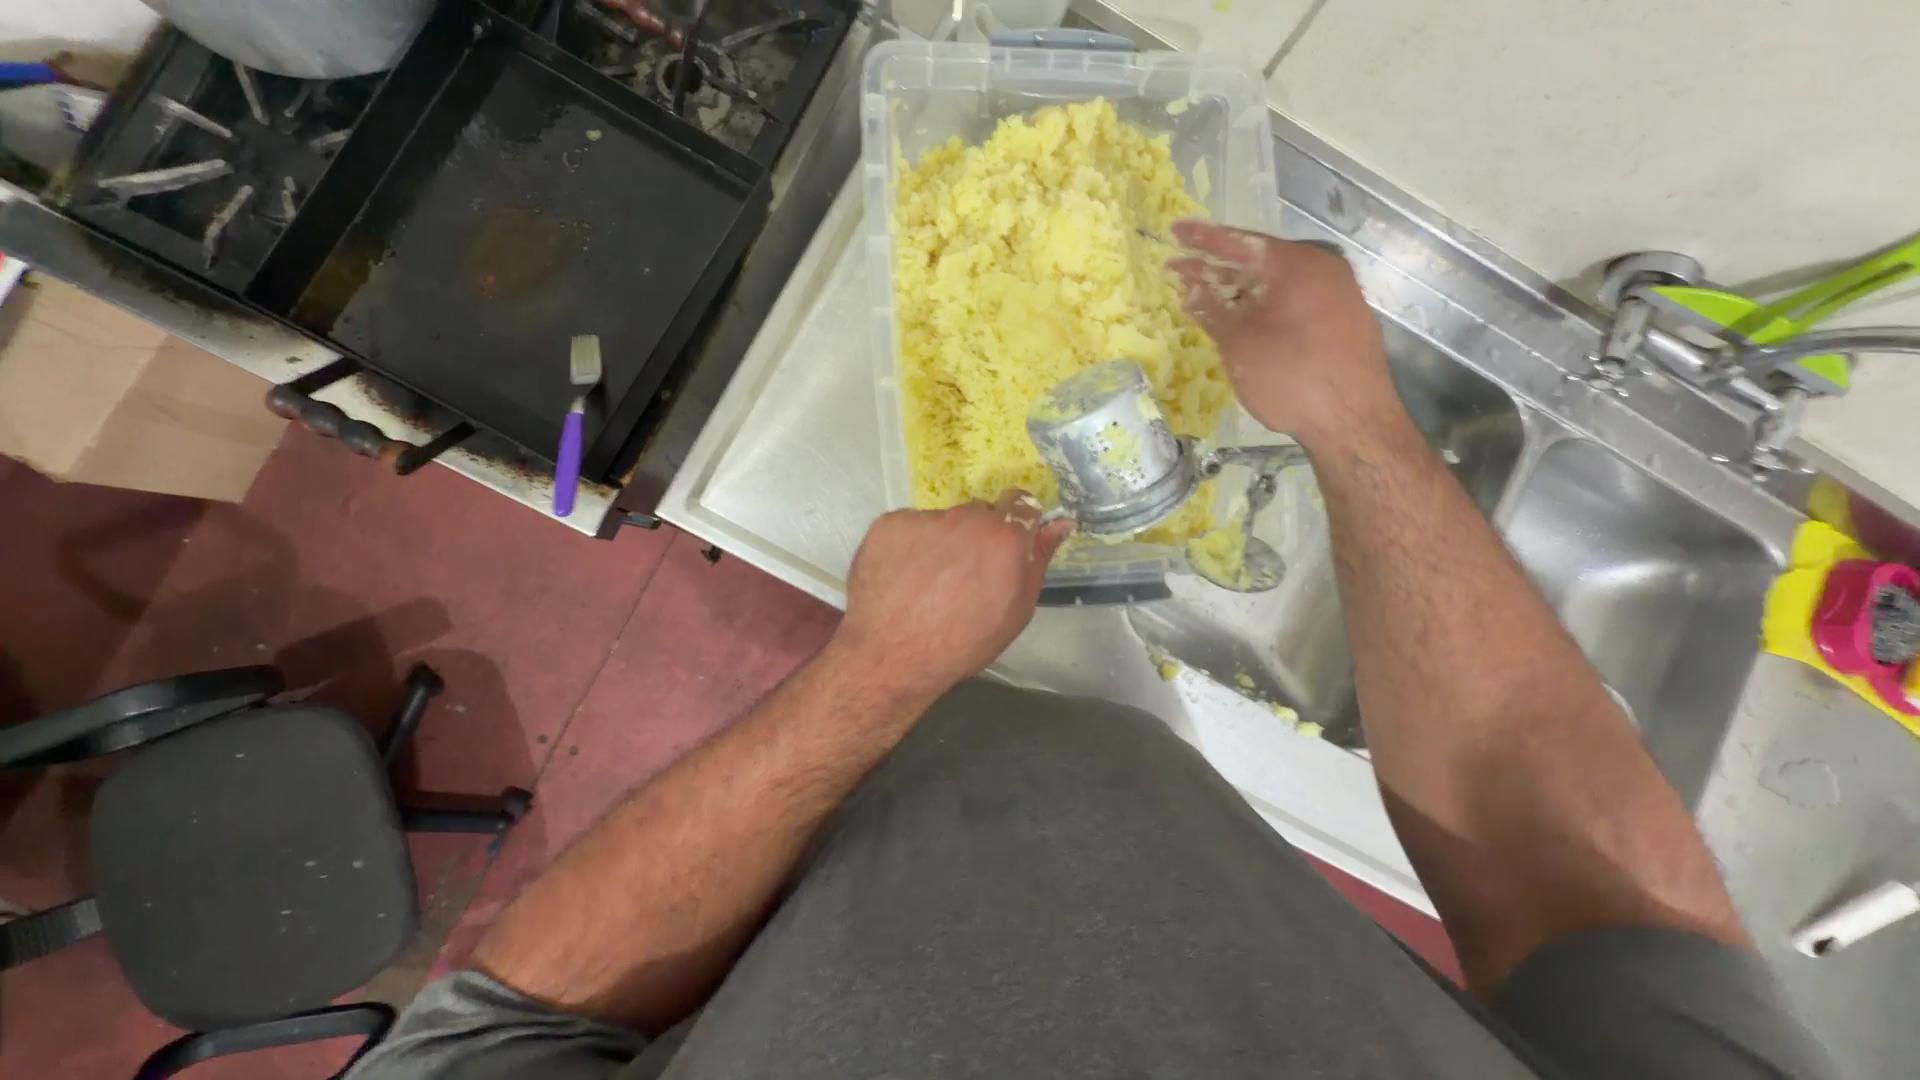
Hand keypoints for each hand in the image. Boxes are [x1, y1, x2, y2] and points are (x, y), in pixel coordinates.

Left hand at [833, 492, 1072, 702]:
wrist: (893, 655)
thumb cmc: (964, 642)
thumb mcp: (1016, 610)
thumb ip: (1038, 560)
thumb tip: (1061, 524)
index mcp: (1005, 537)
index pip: (1021, 504)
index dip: (1016, 524)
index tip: (1006, 546)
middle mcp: (966, 518)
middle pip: (980, 514)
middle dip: (978, 537)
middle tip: (965, 575)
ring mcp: (924, 519)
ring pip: (942, 522)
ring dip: (942, 542)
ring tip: (928, 582)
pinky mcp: (888, 524)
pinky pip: (907, 528)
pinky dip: (908, 547)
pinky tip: (903, 578)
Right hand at [1168, 221, 1405, 447]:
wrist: (1353, 421)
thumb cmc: (1292, 377)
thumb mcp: (1240, 343)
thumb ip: (1212, 310)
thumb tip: (1191, 289)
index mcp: (1298, 265)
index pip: (1240, 243)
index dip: (1203, 239)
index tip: (1175, 231)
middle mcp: (1323, 269)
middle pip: (1261, 262)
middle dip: (1219, 268)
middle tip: (1182, 271)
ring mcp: (1337, 294)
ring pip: (1277, 284)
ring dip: (1240, 291)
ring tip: (1205, 297)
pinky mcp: (1342, 320)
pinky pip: (1294, 301)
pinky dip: (1264, 306)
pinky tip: (1243, 320)